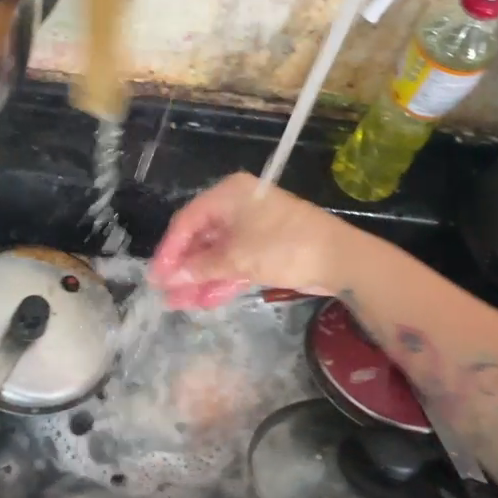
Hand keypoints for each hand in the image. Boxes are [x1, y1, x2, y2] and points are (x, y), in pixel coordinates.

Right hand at [148, 173, 360, 308]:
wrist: (340, 259)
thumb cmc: (284, 247)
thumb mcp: (237, 258)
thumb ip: (201, 268)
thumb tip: (172, 277)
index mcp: (229, 194)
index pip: (187, 221)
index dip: (170, 250)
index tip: (157, 276)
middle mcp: (238, 207)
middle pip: (201, 238)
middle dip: (184, 268)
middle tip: (166, 293)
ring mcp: (253, 228)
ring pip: (218, 254)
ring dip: (200, 279)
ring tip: (179, 303)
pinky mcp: (266, 249)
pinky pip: (235, 263)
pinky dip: (221, 280)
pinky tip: (204, 300)